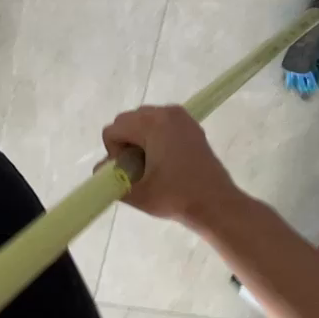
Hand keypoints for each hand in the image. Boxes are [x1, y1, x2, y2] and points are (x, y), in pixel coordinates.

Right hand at [102, 105, 243, 226]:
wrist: (216, 204)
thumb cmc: (175, 197)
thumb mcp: (133, 192)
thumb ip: (108, 177)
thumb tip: (102, 168)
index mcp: (151, 124)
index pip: (112, 130)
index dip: (114, 152)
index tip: (130, 170)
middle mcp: (165, 113)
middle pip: (126, 121)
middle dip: (125, 142)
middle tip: (139, 167)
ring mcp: (180, 116)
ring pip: (142, 120)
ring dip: (138, 139)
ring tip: (152, 163)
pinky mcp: (190, 124)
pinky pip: (159, 123)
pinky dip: (154, 136)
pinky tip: (164, 158)